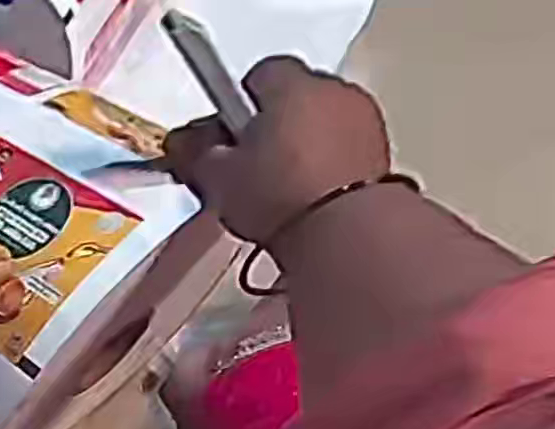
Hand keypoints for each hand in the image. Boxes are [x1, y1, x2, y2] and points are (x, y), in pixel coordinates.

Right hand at [163, 57, 391, 244]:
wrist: (335, 225)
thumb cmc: (273, 194)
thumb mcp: (216, 177)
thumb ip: (195, 152)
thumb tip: (180, 140)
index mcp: (290, 88)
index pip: (258, 76)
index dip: (233, 106)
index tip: (219, 137)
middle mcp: (330, 90)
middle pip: (287, 97)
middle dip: (262, 126)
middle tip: (237, 165)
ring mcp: (358, 114)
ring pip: (311, 120)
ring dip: (289, 143)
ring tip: (266, 184)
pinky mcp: (374, 142)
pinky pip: (335, 141)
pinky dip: (314, 159)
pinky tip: (294, 191)